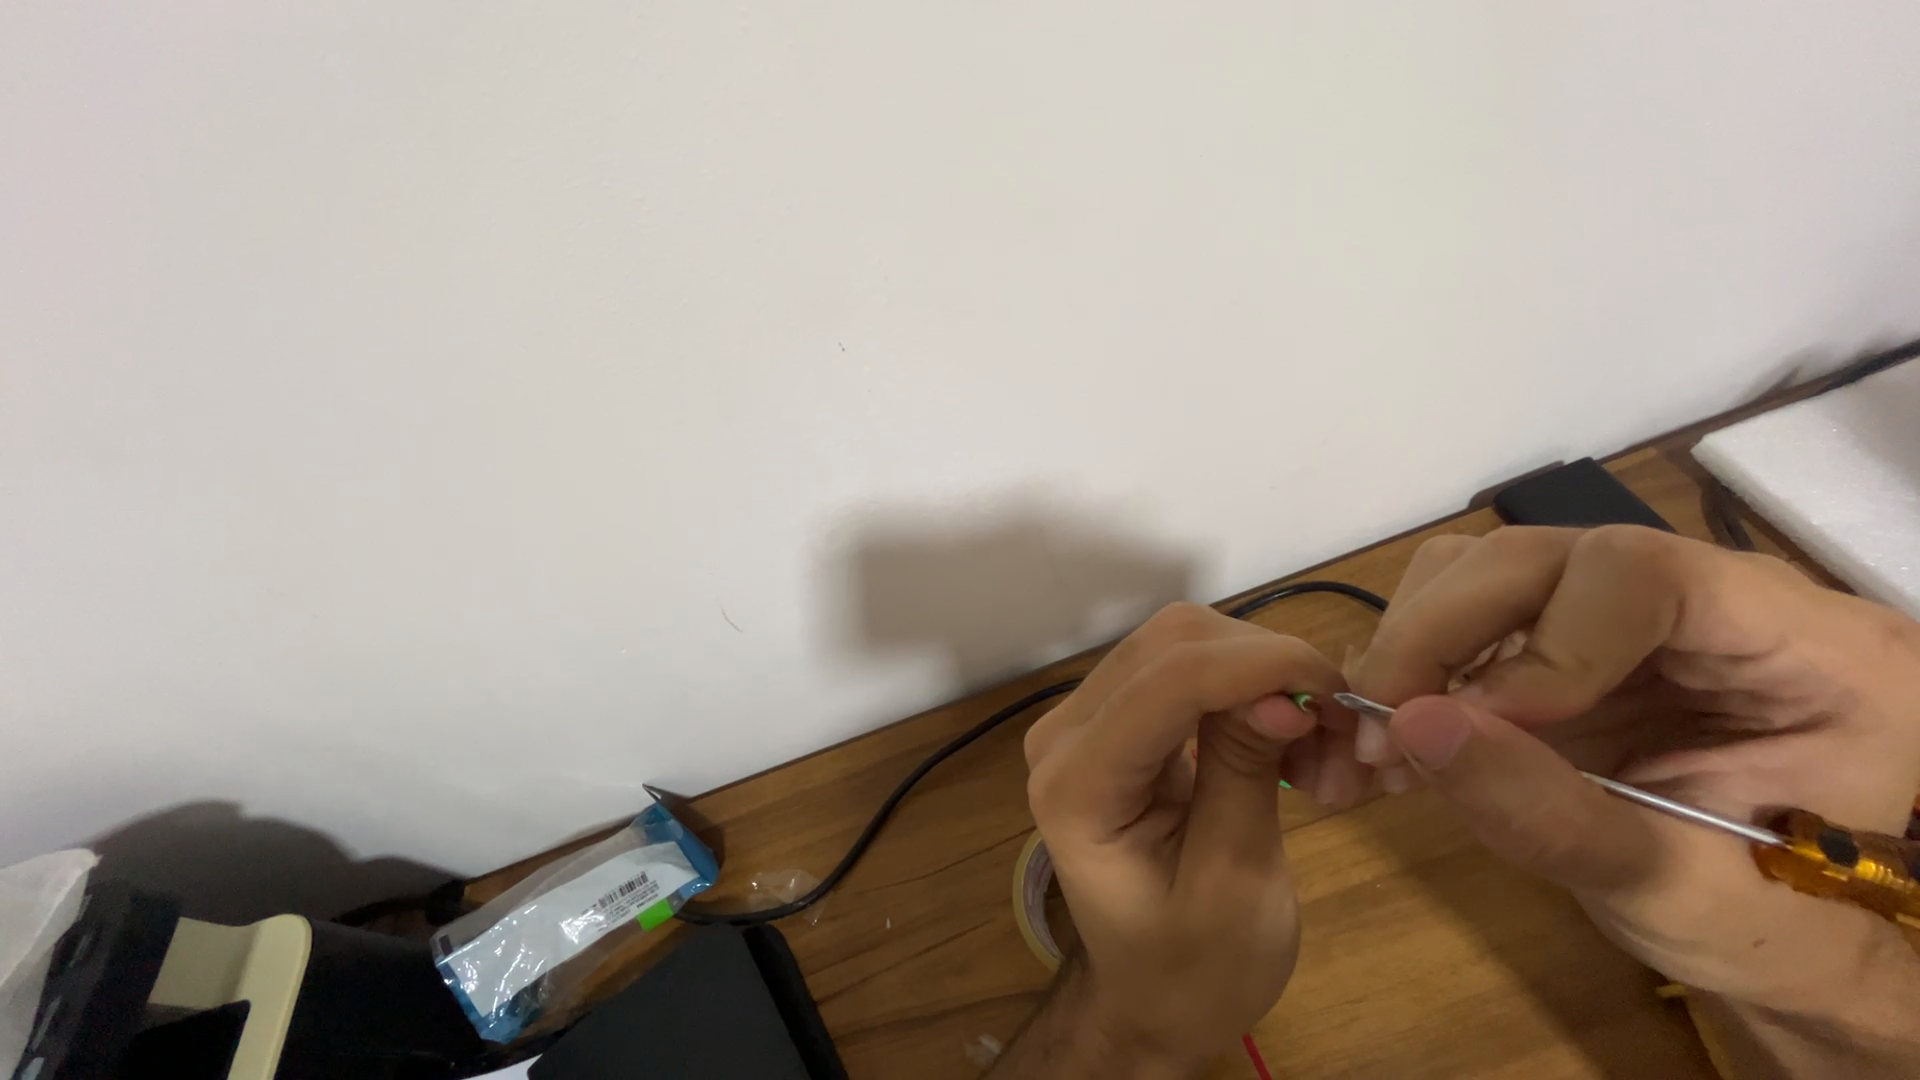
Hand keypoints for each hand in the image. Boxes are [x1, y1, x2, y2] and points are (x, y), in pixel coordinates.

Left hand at [999, 603, 1345, 1075]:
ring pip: (1183, 641)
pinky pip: (1185, 666)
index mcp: (1077, 785)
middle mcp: (1064, 733)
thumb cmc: (1192, 969)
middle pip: (1172, 642)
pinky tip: (1288, 741)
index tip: (1342, 699)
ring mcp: (1083, 718)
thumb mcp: (1234, 885)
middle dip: (1268, 668)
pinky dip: (1248, 687)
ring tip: (1321, 753)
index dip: (1260, 668)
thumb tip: (1283, 690)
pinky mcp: (1113, 717)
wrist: (1150, 994)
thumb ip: (1244, 772)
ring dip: (1265, 676)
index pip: (1166, 681)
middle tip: (1341, 738)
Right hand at [1353, 526, 1919, 1071]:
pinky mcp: (1547, 620)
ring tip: (1389, 741)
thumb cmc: (1755, 920)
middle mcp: (1699, 588)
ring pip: (1468, 568)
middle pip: (1523, 558)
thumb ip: (1546, 811)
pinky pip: (1445, 604)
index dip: (1540, 646)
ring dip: (1406, 649)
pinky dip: (1403, 663)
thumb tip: (1407, 722)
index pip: (1636, 574)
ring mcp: (1609, 599)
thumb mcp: (1668, 890)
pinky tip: (1406, 730)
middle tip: (1379, 733)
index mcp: (1802, 642)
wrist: (1749, 917)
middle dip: (1429, 641)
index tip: (1475, 731)